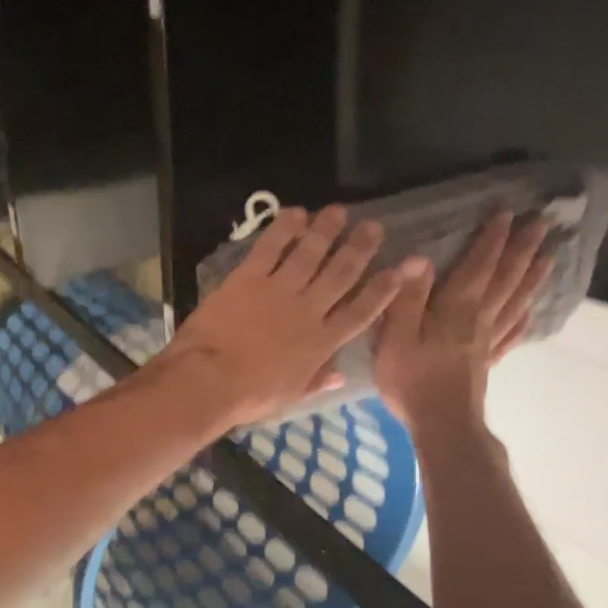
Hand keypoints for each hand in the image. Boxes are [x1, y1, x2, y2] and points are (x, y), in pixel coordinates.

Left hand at [160, 205, 406, 426]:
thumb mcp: (289, 396)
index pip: (362, 311)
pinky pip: (270, 247)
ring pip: (310, 253)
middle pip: (342, 273)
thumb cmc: (248, 396)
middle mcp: (308, 310)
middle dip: (360, 248)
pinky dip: (284, 228)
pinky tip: (296, 212)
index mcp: (322, 343)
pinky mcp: (247, 278)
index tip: (399, 269)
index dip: (382, 289)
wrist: (208, 379)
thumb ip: (315, 381)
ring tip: (338, 211)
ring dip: (326, 230)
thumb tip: (340, 375)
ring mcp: (278, 290)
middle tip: (374, 227)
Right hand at [373, 211, 553, 430]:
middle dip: (521, 249)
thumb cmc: (411, 379)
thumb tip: (419, 258)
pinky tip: (529, 309)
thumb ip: (407, 298)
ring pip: (516, 300)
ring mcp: (487, 340)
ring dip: (531, 275)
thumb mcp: (395, 337)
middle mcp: (478, 318)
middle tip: (540, 222)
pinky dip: (524, 316)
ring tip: (547, 255)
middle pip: (506, 278)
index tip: (506, 213)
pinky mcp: (487, 360)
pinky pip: (511, 332)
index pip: (478, 266)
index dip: (491, 240)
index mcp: (455, 309)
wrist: (442, 423)